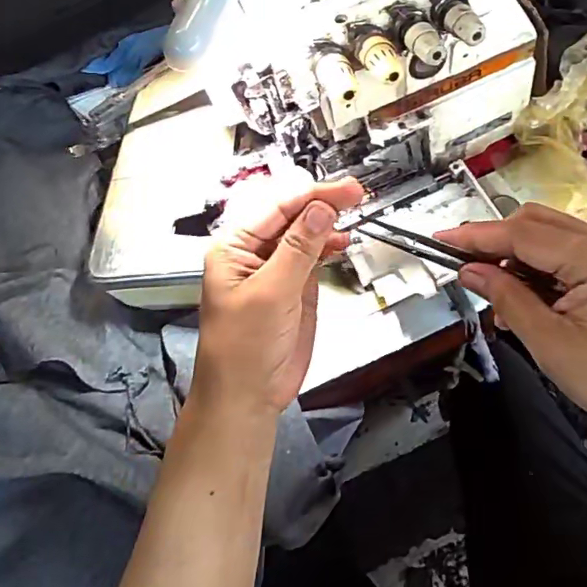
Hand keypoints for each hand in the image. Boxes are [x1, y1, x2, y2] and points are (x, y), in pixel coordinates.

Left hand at [196, 175, 365, 416]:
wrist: (246, 396)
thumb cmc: (240, 350)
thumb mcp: (271, 293)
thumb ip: (298, 249)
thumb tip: (319, 210)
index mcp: (233, 248)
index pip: (276, 208)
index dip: (311, 195)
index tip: (343, 190)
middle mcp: (251, 253)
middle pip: (289, 216)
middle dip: (320, 203)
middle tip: (353, 194)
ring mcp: (273, 269)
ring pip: (302, 234)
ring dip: (326, 223)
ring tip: (351, 214)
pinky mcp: (290, 287)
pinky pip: (311, 257)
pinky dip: (327, 246)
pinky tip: (341, 240)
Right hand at [437, 203, 586, 468]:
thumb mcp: (548, 342)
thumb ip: (505, 296)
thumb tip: (469, 271)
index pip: (523, 234)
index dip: (477, 236)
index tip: (441, 239)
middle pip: (536, 223)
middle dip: (495, 241)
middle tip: (463, 266)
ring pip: (549, 236)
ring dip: (515, 256)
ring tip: (495, 293)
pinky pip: (565, 254)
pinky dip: (536, 268)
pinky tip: (522, 298)